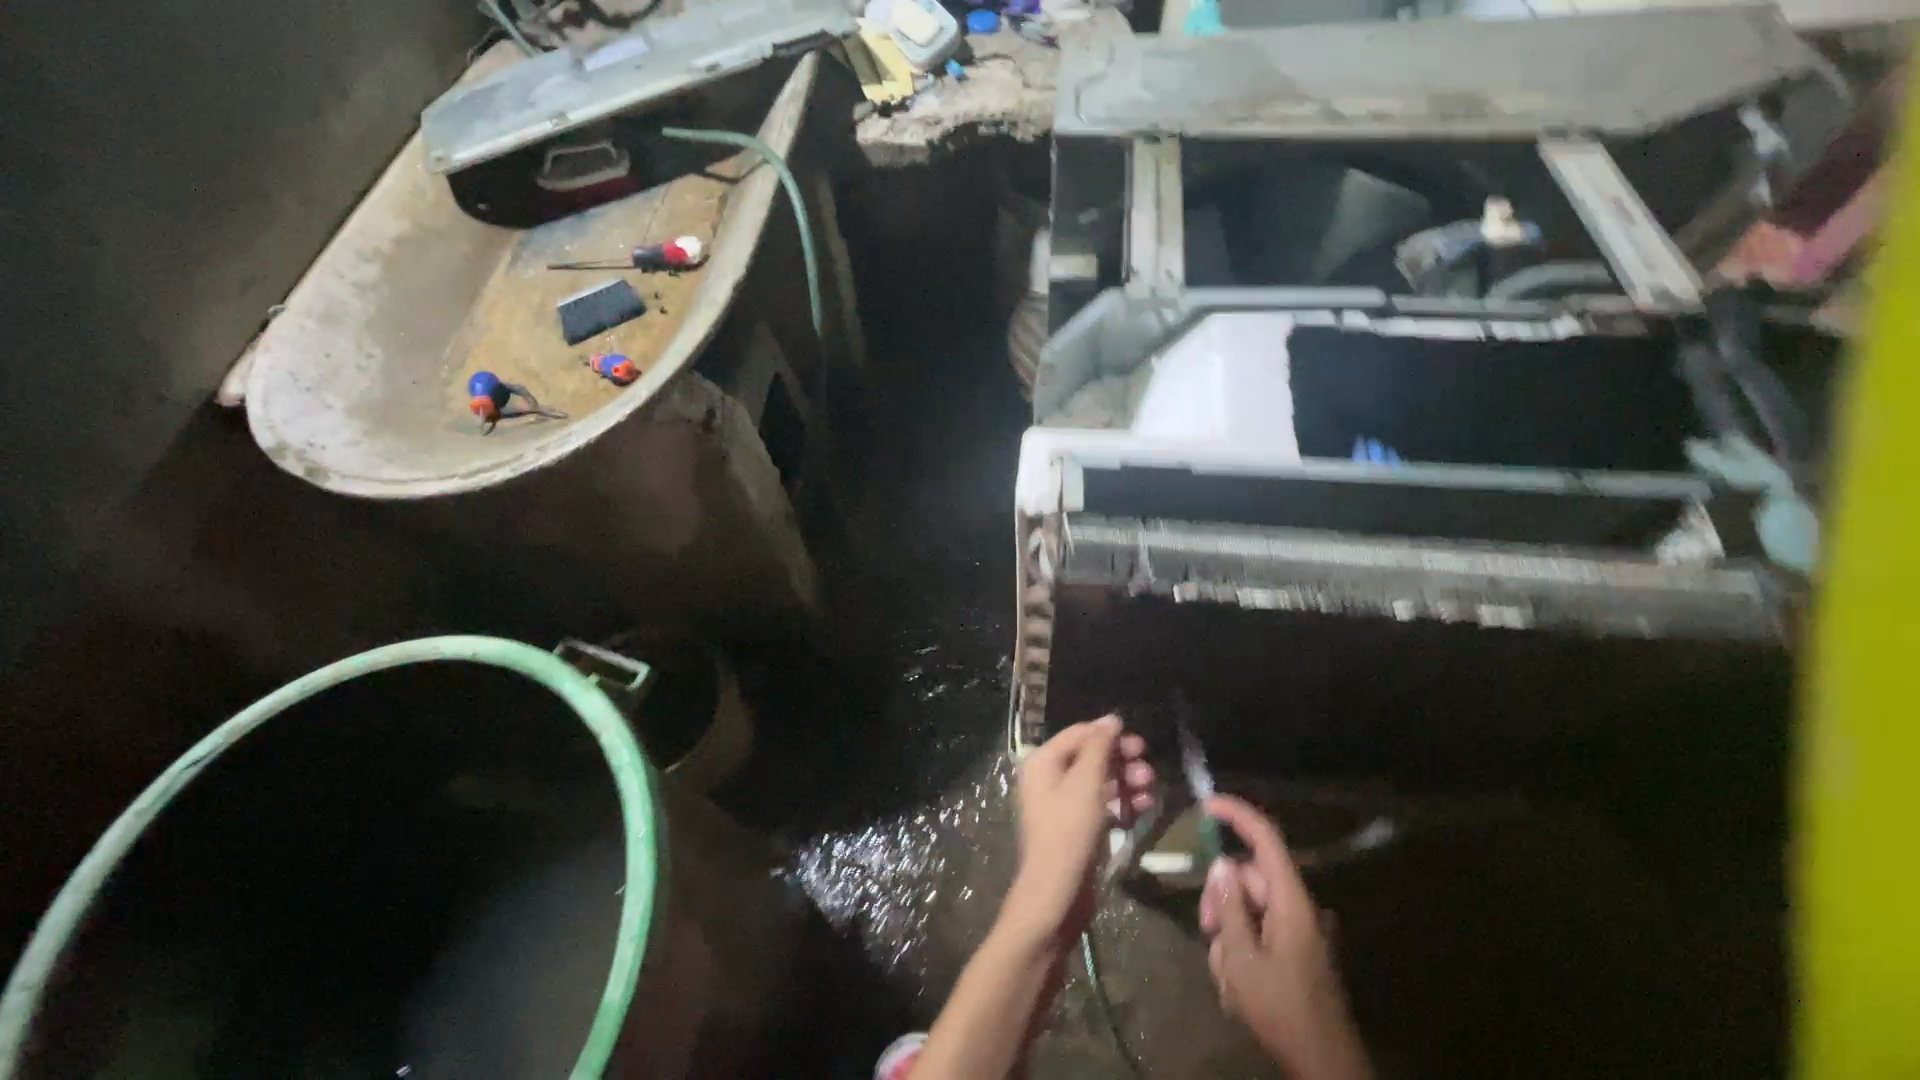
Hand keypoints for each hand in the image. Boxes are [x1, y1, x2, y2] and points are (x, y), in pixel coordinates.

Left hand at [1001, 716, 1155, 945]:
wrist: (1057, 894)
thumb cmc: (1069, 832)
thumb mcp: (1086, 783)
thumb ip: (1099, 747)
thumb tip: (1111, 719)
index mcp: (1043, 762)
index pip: (1079, 734)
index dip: (1109, 735)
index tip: (1140, 744)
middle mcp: (1049, 779)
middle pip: (1091, 758)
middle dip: (1122, 762)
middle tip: (1148, 770)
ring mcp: (1062, 805)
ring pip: (1100, 783)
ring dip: (1126, 784)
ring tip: (1149, 791)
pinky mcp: (1076, 829)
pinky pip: (1102, 807)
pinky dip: (1121, 805)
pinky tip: (1142, 811)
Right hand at [1199, 795, 1372, 1079]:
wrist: (1323, 1063)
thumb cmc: (1282, 1008)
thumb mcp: (1241, 959)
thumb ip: (1228, 909)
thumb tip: (1221, 865)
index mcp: (1292, 902)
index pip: (1266, 840)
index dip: (1238, 815)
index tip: (1207, 804)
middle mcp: (1299, 909)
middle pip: (1249, 880)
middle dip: (1221, 900)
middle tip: (1206, 932)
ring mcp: (1300, 932)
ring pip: (1250, 911)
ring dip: (1229, 937)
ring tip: (1227, 977)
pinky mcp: (1298, 954)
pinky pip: (1261, 935)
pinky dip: (1243, 953)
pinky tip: (1238, 988)